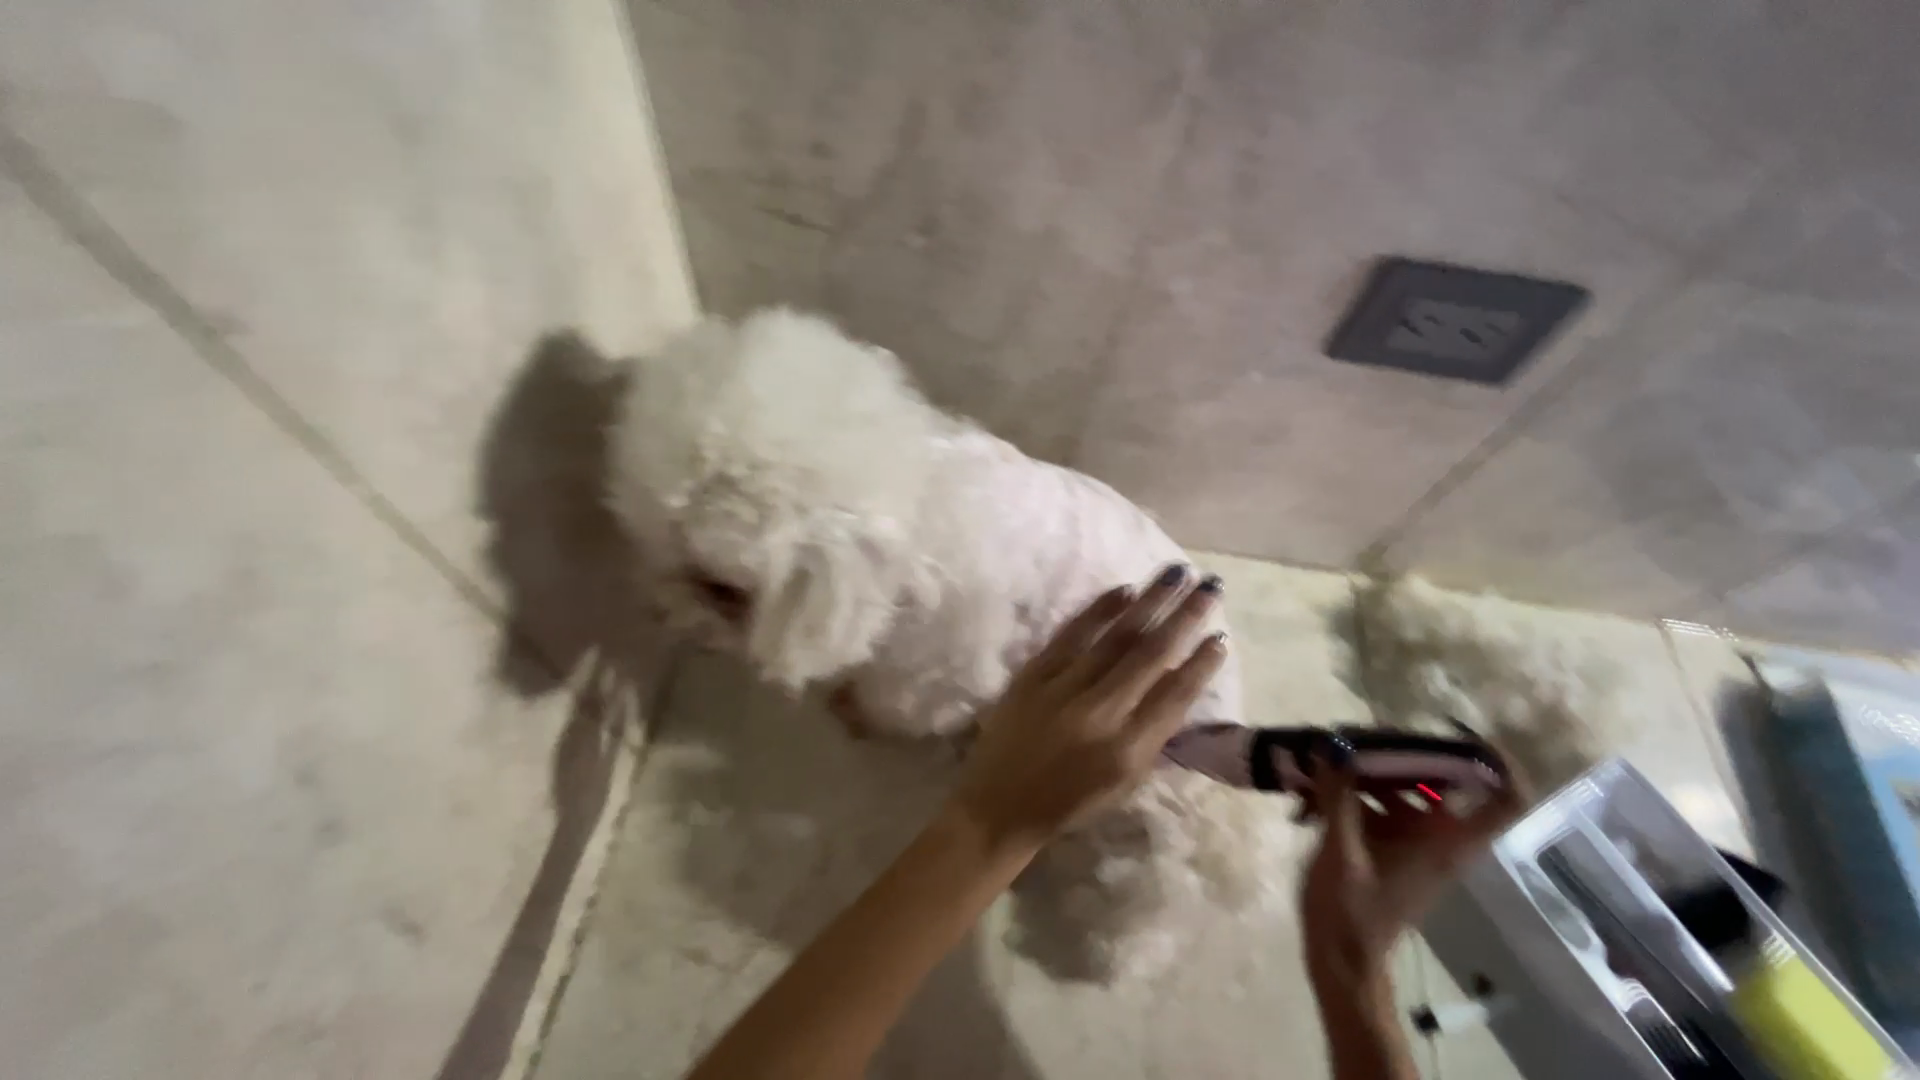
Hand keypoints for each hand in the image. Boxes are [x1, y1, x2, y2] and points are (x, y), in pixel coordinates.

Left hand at [946, 566, 1228, 850]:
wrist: (999, 806)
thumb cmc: (1070, 802)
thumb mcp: (1125, 782)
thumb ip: (1154, 736)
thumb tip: (1179, 685)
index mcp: (1129, 751)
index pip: (1176, 696)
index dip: (1202, 663)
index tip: (1222, 635)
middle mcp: (1101, 715)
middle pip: (1151, 654)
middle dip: (1186, 616)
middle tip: (1211, 586)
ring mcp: (1063, 689)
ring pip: (1116, 636)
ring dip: (1150, 600)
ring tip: (1176, 572)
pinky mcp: (1033, 674)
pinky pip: (1072, 634)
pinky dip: (1100, 609)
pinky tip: (1125, 590)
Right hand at [1301, 755, 1522, 981]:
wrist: (1341, 960)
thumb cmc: (1350, 912)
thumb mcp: (1341, 852)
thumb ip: (1339, 797)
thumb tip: (1333, 746)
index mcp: (1445, 843)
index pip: (1504, 798)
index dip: (1495, 759)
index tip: (1454, 729)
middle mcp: (1437, 837)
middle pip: (1440, 779)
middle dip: (1399, 751)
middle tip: (1355, 736)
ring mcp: (1411, 840)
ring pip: (1402, 788)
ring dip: (1365, 769)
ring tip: (1323, 757)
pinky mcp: (1386, 845)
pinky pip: (1377, 804)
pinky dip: (1349, 791)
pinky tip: (1312, 786)